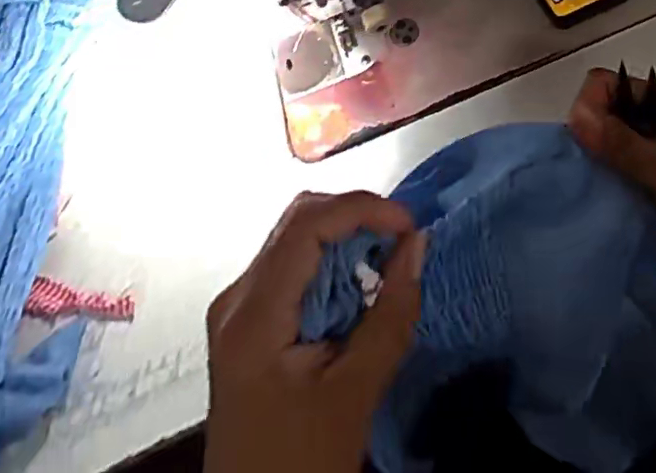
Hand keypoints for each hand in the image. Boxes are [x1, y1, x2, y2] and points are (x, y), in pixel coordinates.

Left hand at [204, 191, 425, 472]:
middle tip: (402, 242)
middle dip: (357, 218)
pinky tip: (359, 289)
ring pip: (298, 236)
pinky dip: (334, 262)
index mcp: (253, 315)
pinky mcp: (249, 319)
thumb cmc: (302, 460)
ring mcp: (238, 307)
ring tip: (386, 265)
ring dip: (348, 239)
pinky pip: (295, 264)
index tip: (409, 224)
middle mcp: (237, 297)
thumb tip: (418, 242)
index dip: (362, 208)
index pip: (306, 224)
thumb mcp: (356, 391)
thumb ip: (391, 312)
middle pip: (299, 221)